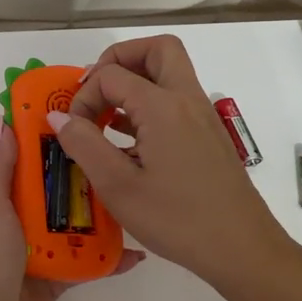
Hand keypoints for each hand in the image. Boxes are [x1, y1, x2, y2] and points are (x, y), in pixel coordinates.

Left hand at [0, 117, 139, 300]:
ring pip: (73, 224)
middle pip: (53, 191)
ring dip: (100, 217)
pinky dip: (108, 259)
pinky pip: (85, 262)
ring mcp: (36, 249)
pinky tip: (136, 253)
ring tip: (134, 200)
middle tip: (119, 159)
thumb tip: (1, 123)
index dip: (44, 141)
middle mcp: (15, 219)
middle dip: (81, 178)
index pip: (21, 161)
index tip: (78, 119)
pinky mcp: (55, 278)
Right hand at [47, 35, 291, 283]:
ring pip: (169, 73)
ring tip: (105, 116)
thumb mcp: (117, 186)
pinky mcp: (208, 137)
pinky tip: (126, 141)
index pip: (111, 75)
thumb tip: (58, 117)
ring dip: (134, 81)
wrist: (243, 250)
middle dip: (119, 59)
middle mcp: (186, 101)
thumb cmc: (177, 219)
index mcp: (163, 107)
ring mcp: (202, 117)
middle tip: (95, 89)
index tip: (75, 130)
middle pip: (157, 49)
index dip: (84, 97)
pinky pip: (175, 100)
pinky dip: (148, 104)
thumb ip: (83, 144)